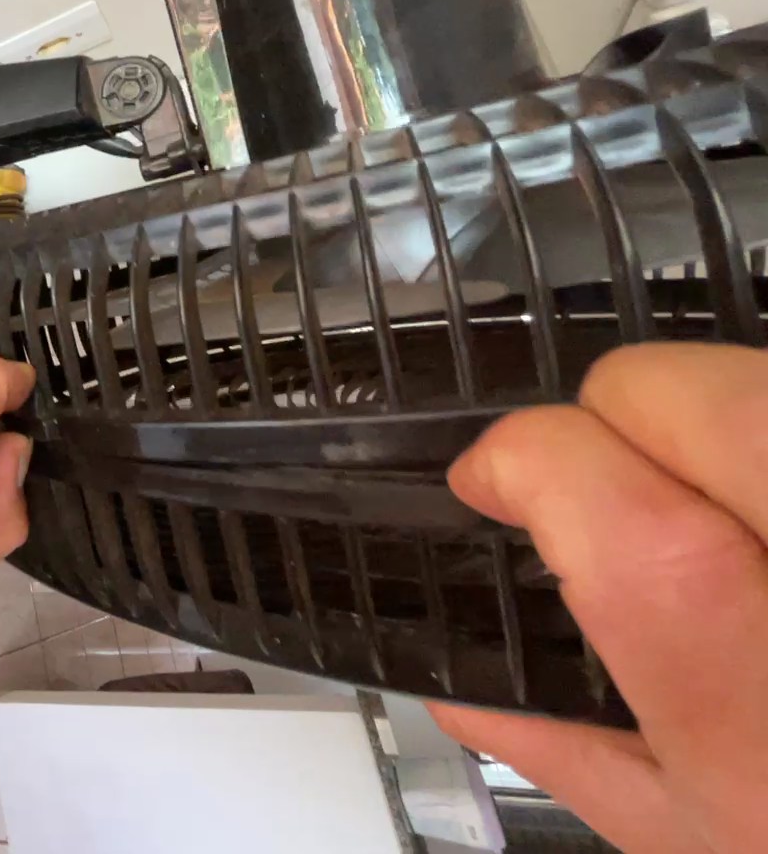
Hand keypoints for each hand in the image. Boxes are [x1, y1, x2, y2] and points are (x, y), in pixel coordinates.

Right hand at [430, 342, 767, 852]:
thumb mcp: (713, 846)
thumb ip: (574, 752)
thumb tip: (463, 691)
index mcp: (751, 692)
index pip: (585, 482)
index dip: (513, 458)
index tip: (495, 484)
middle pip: (698, 394)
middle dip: (625, 408)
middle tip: (622, 468)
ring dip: (737, 424)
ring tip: (741, 502)